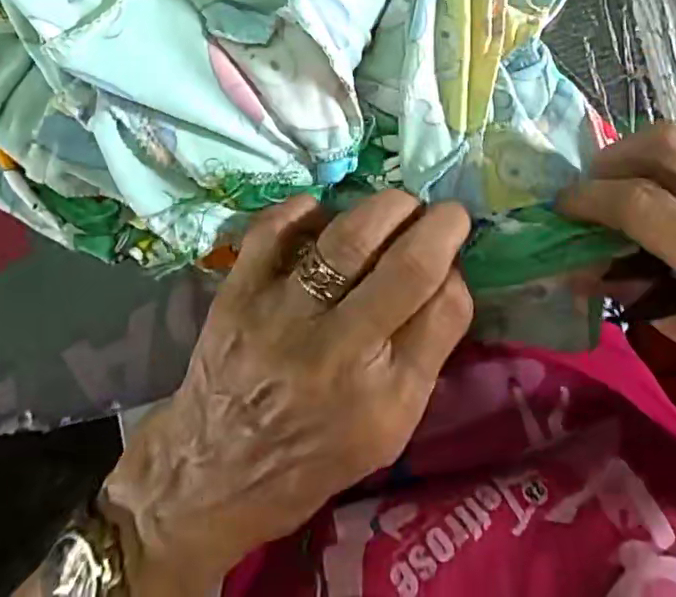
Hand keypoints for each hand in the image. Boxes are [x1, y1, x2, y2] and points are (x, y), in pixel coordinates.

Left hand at [101, 192, 474, 594]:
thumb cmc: (315, 454)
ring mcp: (282, 318)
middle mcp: (338, 353)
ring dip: (385, 207)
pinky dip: (305, 210)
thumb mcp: (389, 430)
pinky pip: (273, 230)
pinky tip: (322, 212)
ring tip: (398, 204)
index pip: (446, 308)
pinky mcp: (238, 295)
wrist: (218, 471)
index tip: (453, 253)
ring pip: (346, 240)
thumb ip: (421, 352)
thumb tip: (444, 274)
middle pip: (406, 268)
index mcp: (386, 397)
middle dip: (439, 225)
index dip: (457, 268)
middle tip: (444, 211)